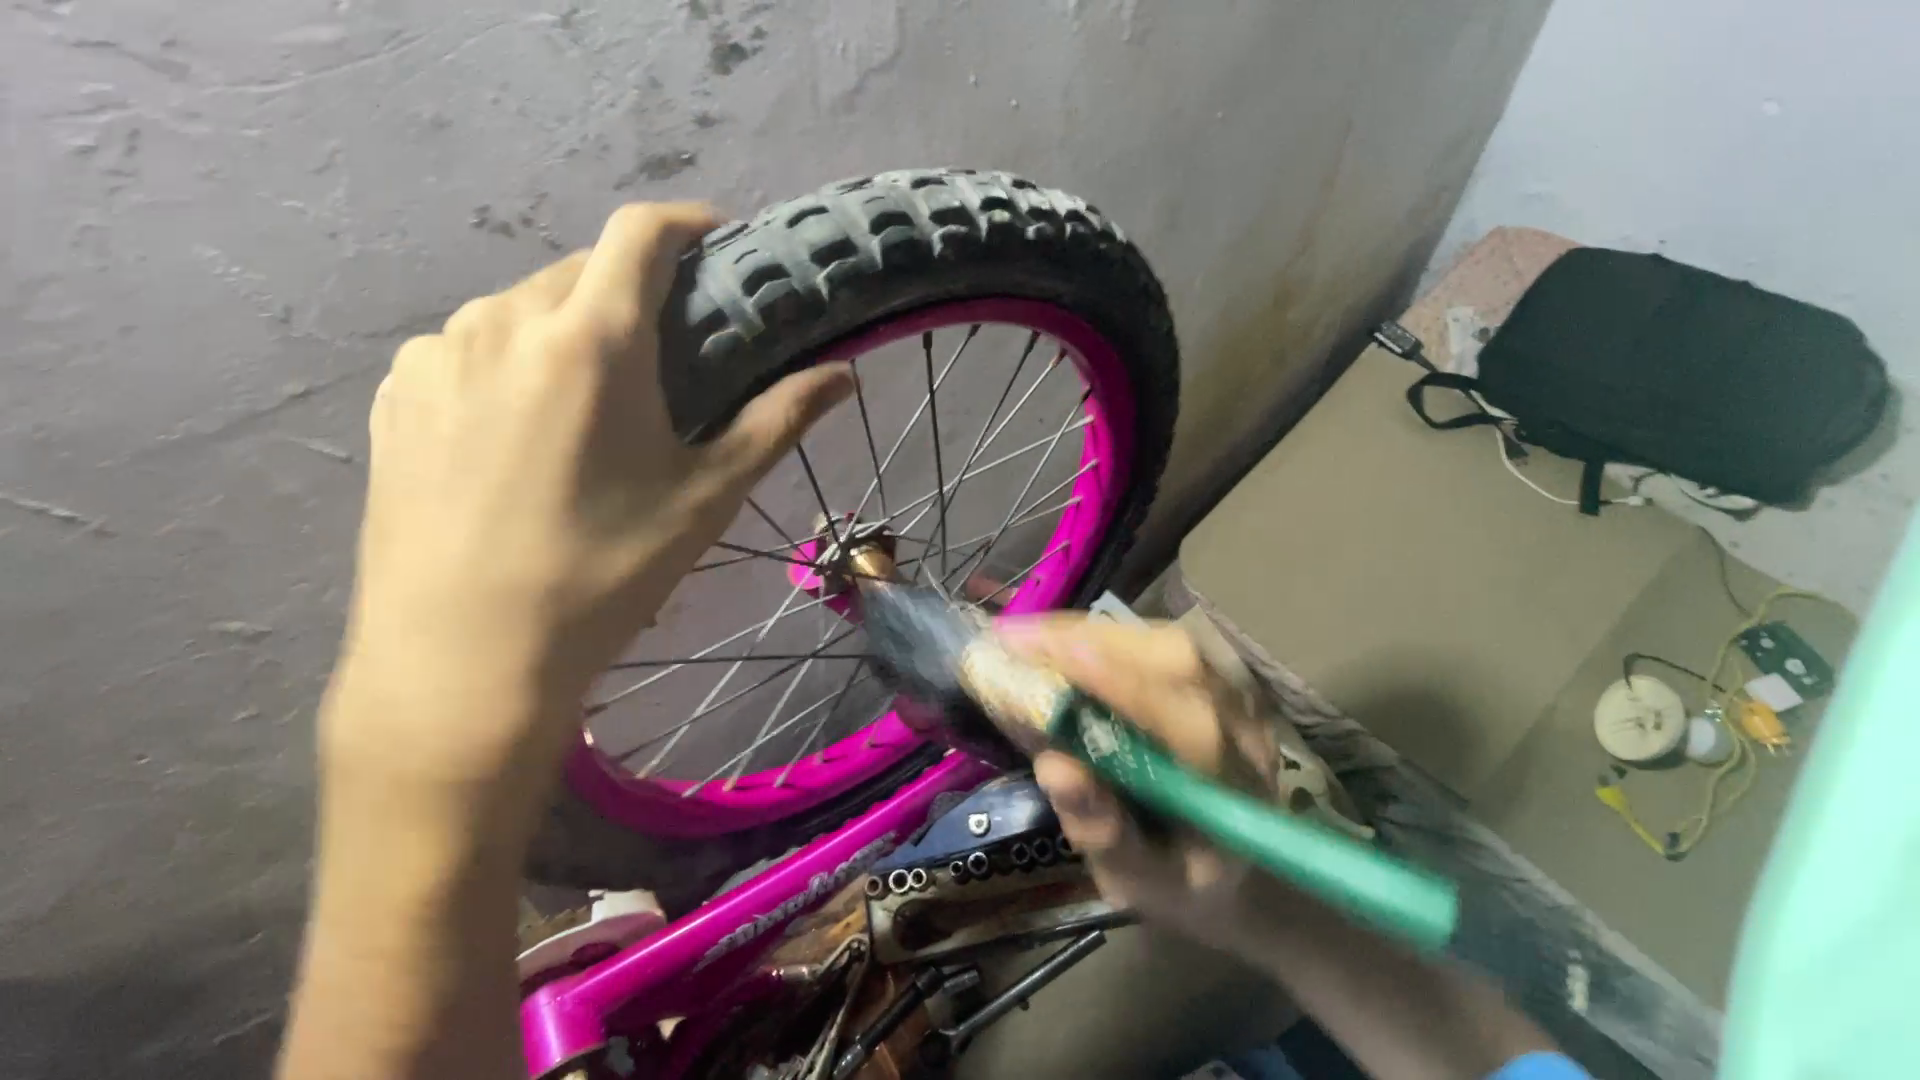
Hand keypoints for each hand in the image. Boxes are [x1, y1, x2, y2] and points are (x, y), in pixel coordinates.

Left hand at [329, 202, 852, 796]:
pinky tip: (519, 431)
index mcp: (592, 338)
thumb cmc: (606, 573)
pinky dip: (508, 361)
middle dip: (631, 290)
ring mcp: (438, 353)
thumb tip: (843, 374)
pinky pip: (466, 346)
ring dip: (568, 327)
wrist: (464, 656)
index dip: (685, 223)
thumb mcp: (707, 497)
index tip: (715, 242)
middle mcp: (505, 319)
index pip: (641, 232)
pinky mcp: (394, 392)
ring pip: (521, 308)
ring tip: (590, 400)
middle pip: (582, 269)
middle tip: (663, 351)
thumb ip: (777, 419)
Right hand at [1007, 617, 1296, 951]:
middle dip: (1091, 642)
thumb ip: (1102, 829)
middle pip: (1178, 661)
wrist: (1238, 876)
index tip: (1048, 659)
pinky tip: (1062, 641)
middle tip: (1012, 641)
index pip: (1184, 719)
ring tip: (1026, 638)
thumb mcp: (1138, 882)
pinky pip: (1163, 643)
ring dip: (1093, 633)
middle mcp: (1244, 728)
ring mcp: (1237, 698)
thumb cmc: (1183, 884)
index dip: (1118, 683)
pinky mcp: (1218, 681)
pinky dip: (1107, 637)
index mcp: (1231, 786)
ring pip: (1169, 642)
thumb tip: (1053, 765)